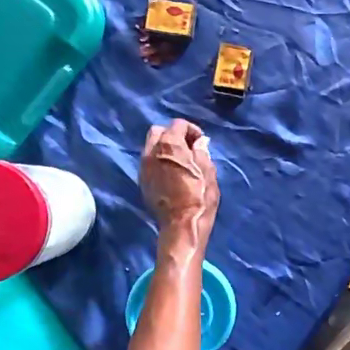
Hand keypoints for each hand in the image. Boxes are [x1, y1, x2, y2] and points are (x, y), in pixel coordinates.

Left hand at [141, 119, 218, 251]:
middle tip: (188, 147)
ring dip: (164, 147)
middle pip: (158, 131)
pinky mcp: (142, 181)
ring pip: (150, 147)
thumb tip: (199, 142)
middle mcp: (151, 152)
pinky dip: (158, 161)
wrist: (181, 225)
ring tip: (179, 160)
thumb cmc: (199, 196)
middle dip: (173, 134)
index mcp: (169, 144)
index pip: (177, 124)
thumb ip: (202, 152)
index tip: (201, 142)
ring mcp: (143, 167)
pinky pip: (148, 162)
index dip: (192, 129)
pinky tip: (170, 173)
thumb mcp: (208, 171)